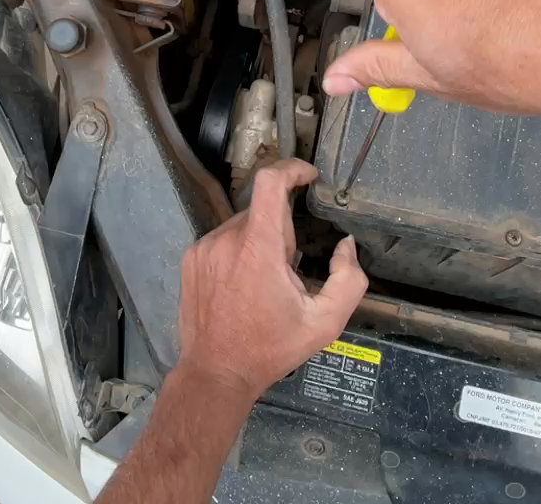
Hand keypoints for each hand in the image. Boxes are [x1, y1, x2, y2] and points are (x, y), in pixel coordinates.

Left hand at [176, 159, 367, 399]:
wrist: (216, 373)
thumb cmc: (270, 349)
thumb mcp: (324, 324)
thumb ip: (348, 280)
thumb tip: (346, 245)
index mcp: (259, 249)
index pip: (270, 182)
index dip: (292, 168)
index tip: (308, 176)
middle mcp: (227, 239)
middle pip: (264, 210)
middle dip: (282, 231)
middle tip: (287, 271)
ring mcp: (204, 246)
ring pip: (244, 224)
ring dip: (260, 240)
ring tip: (261, 283)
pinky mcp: (192, 256)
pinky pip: (224, 237)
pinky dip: (239, 249)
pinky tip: (241, 284)